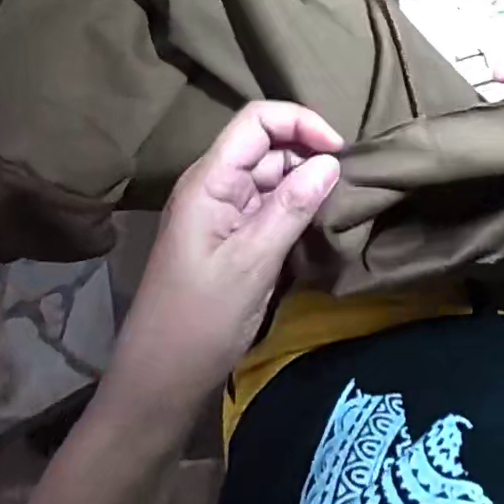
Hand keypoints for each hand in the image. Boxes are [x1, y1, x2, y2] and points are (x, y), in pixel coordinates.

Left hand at [103, 102, 343, 409]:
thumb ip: (293, 206)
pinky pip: (268, 203)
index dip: (300, 122)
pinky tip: (316, 222)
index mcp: (209, 180)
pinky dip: (295, 205)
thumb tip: (331, 162)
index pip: (257, 120)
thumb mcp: (253, 262)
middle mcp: (214, 184)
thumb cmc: (199, 321)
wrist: (158, 384)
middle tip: (345, 184)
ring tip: (336, 204)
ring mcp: (222, 209)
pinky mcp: (231, 234)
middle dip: (308, 153)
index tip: (338, 150)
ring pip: (272, 174)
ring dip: (305, 181)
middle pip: (267, 144)